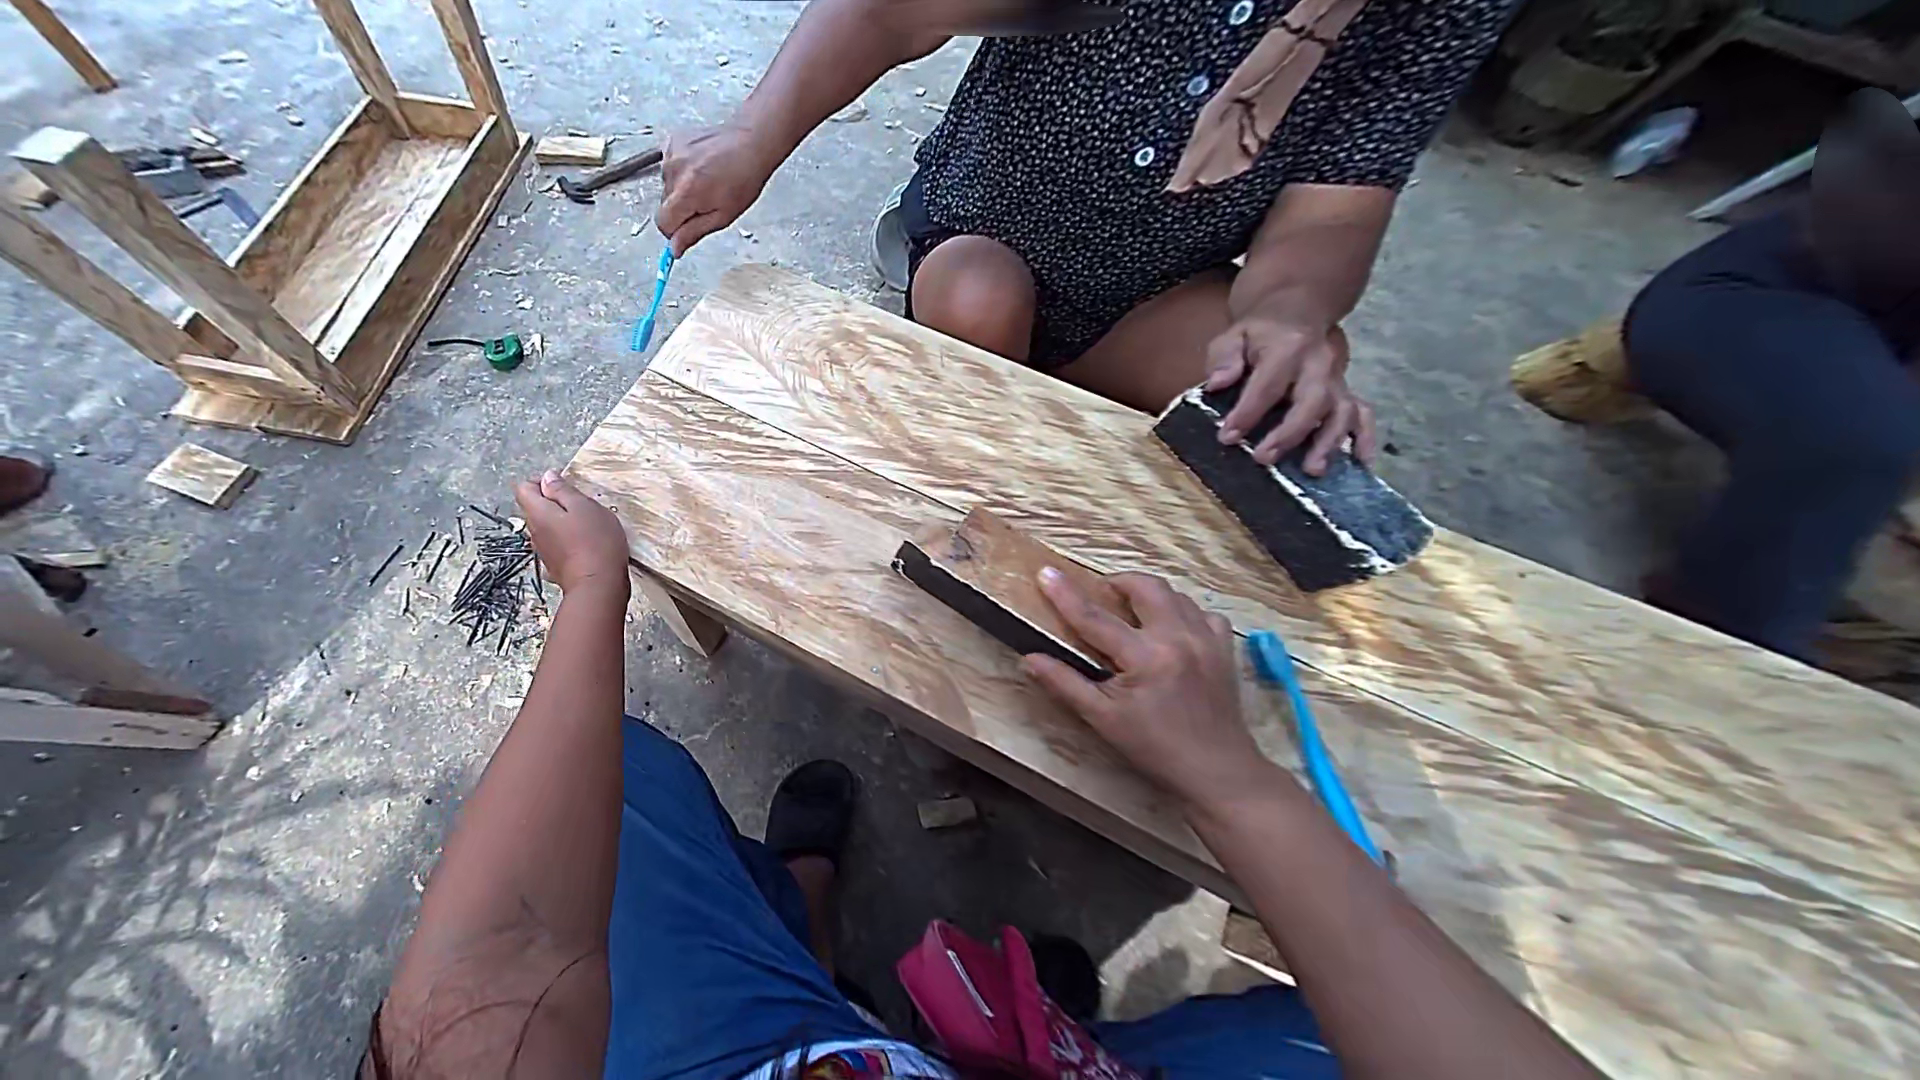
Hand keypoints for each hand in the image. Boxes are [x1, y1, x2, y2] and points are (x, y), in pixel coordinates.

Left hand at [514, 470, 630, 597]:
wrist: (599, 584)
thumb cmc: (595, 542)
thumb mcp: (585, 507)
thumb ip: (564, 490)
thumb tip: (548, 477)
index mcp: (538, 513)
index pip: (524, 488)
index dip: (542, 482)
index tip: (567, 488)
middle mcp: (534, 531)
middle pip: (536, 508)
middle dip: (556, 502)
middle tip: (584, 507)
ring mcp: (543, 549)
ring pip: (547, 526)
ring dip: (564, 521)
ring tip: (590, 526)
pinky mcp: (555, 563)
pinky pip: (557, 543)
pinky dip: (569, 539)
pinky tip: (588, 544)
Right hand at [658, 125, 779, 255]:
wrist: (749, 145)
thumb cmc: (743, 182)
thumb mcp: (722, 217)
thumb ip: (694, 233)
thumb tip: (674, 249)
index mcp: (686, 193)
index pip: (663, 223)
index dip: (675, 231)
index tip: (687, 230)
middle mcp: (673, 171)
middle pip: (665, 205)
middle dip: (682, 209)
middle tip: (707, 201)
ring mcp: (670, 153)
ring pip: (667, 186)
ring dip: (683, 188)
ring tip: (707, 181)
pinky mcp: (671, 141)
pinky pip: (669, 166)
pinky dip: (682, 170)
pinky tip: (701, 166)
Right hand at [1023, 568, 1274, 811]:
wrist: (1216, 771)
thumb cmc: (1154, 748)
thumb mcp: (1103, 719)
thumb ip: (1066, 684)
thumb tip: (1030, 658)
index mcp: (1145, 658)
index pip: (1095, 619)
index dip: (1065, 595)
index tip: (1046, 573)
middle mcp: (1178, 638)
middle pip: (1146, 587)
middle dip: (1119, 582)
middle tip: (1103, 594)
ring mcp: (1206, 640)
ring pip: (1176, 594)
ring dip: (1151, 595)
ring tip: (1134, 612)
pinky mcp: (1224, 648)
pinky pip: (1204, 613)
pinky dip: (1184, 613)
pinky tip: (1172, 631)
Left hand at [1205, 318, 1377, 474]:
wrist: (1298, 313)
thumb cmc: (1259, 332)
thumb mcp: (1234, 335)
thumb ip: (1223, 358)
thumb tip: (1217, 383)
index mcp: (1287, 349)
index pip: (1267, 385)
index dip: (1247, 413)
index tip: (1228, 437)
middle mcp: (1318, 365)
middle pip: (1312, 402)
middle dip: (1289, 433)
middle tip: (1264, 458)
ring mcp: (1337, 380)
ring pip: (1341, 412)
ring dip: (1328, 442)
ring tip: (1313, 470)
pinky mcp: (1346, 392)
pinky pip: (1363, 414)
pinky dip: (1363, 438)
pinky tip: (1360, 463)